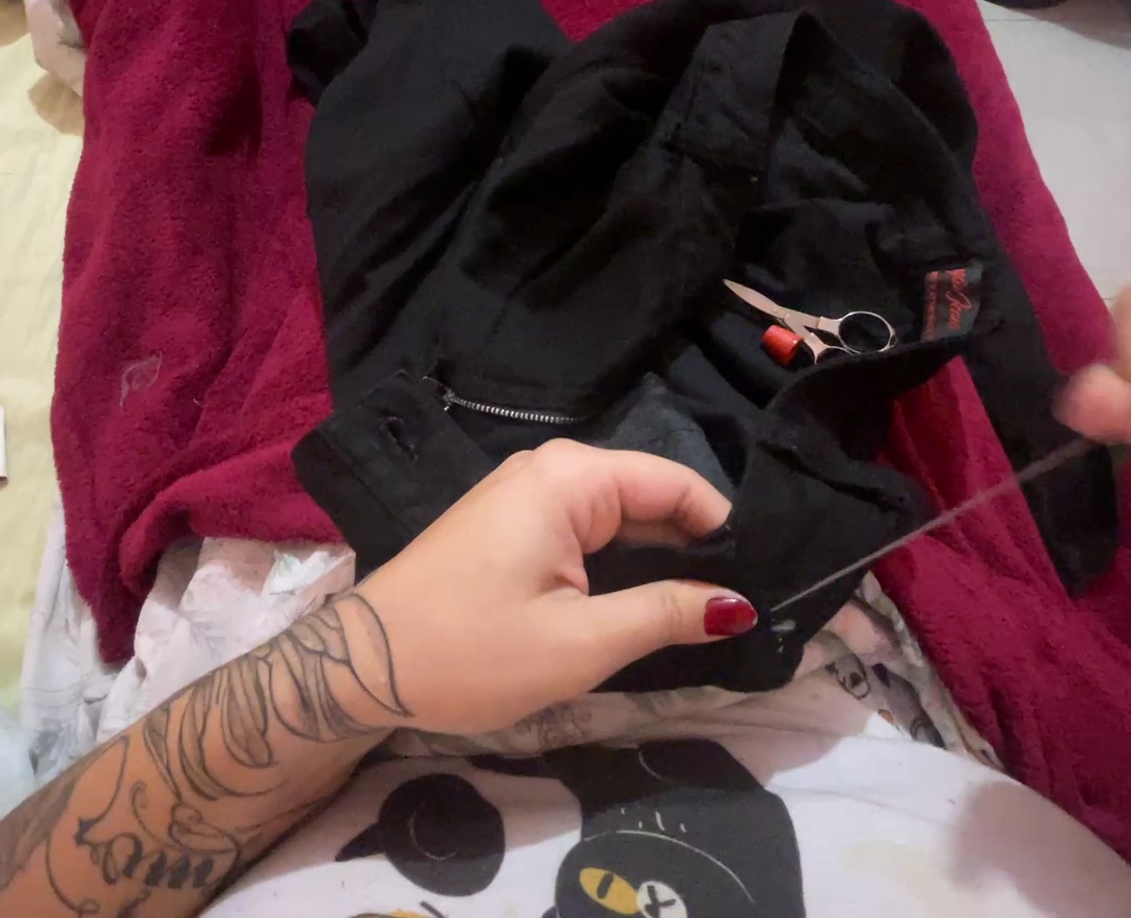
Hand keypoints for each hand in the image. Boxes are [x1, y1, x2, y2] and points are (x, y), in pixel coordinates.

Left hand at [352, 439, 753, 735]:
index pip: (677, 484)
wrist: (365, 664)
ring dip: (662, 558)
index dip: (727, 530)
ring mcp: (530, 491)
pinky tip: (651, 597)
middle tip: (748, 605)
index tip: (766, 582)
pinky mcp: (516, 519)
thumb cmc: (471, 651)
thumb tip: (739, 605)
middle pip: (650, 496)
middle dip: (698, 547)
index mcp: (571, 477)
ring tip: (712, 607)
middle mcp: (553, 467)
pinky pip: (588, 528)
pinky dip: (622, 560)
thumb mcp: (579, 642)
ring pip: (622, 516)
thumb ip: (665, 613)